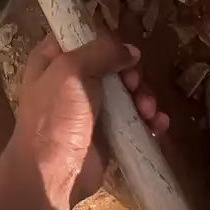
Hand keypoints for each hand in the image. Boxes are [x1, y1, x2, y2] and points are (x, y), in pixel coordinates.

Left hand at [6, 34, 167, 209]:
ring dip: (143, 97)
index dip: (106, 42)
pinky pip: (133, 119)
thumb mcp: (71, 71)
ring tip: (148, 111)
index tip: (123, 53)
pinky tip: (158, 125)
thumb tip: (130, 51)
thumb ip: (100, 51)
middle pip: (112, 64)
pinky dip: (148, 119)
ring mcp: (89, 108)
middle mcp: (70, 80)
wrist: (51, 173)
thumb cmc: (55, 116)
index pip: (83, 37)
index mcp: (53, 59)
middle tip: (134, 85)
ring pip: (126, 92)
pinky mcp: (106, 133)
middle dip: (131, 74)